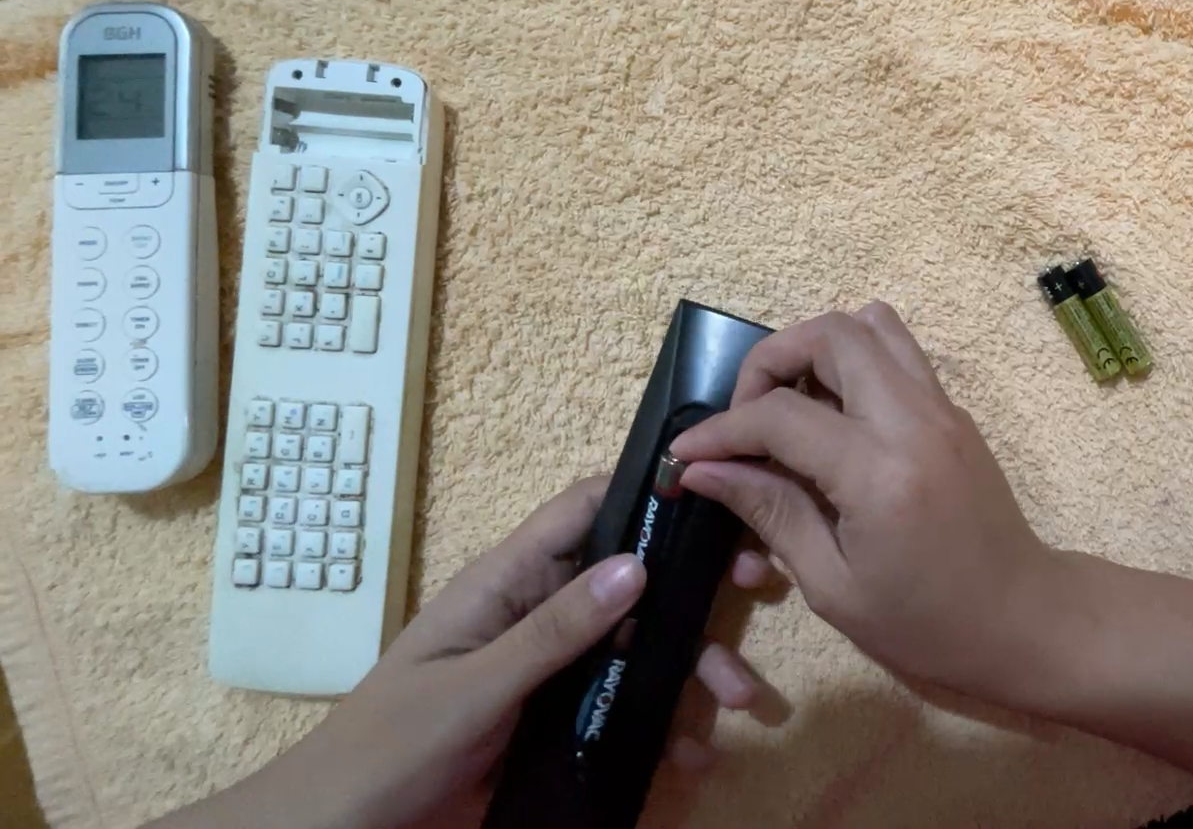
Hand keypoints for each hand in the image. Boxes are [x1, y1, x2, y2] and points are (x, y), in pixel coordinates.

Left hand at [156, 477, 775, 828]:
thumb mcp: (469, 691)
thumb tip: (638, 565)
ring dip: (696, 664)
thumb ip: (551, 633)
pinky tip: (697, 751)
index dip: (646, 490)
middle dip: (698, 582)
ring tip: (738, 699)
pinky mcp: (572, 711)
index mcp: (513, 580)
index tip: (714, 492)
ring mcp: (563, 662)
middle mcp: (548, 608)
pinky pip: (632, 699)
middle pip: (637, 574)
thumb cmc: (382, 752)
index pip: (586, 508)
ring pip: (646, 640)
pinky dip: (669, 720)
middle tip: (760, 582)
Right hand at [671, 303, 1061, 698]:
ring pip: (874, 325)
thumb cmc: (926, 623)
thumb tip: (705, 469)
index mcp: (881, 471)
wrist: (1021, 616)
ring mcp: (943, 405)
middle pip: (833, 333)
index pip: (782, 415)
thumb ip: (771, 511)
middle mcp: (915, 418)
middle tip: (747, 415)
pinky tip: (834, 415)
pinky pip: (899, 352)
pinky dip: (855, 360)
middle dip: (772, 360)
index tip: (688, 454)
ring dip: (818, 347)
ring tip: (790, 402)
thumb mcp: (833, 584)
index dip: (722, 429)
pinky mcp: (953, 410)